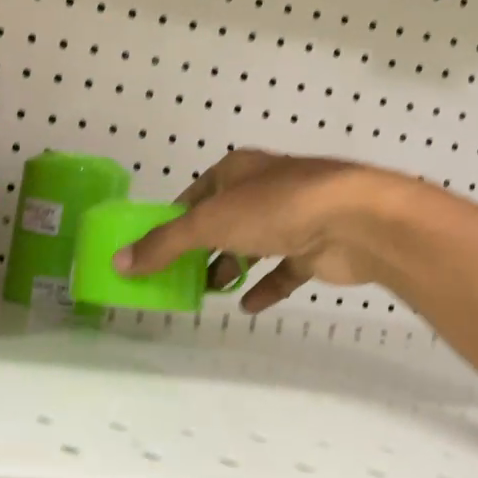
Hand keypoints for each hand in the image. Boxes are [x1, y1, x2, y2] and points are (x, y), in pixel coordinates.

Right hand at [113, 150, 404, 313]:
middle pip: (222, 221)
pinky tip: (248, 306)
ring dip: (231, 268)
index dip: (172, 220)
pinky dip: (266, 287)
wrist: (359, 221)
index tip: (154, 249)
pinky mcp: (317, 247)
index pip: (194, 194)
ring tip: (210, 291)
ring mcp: (295, 217)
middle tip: (178, 276)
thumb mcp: (207, 224)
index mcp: (238, 171)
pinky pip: (285, 270)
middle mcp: (265, 189)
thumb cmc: (276, 208)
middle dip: (200, 249)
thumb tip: (118, 263)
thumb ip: (163, 245)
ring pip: (253, 245)